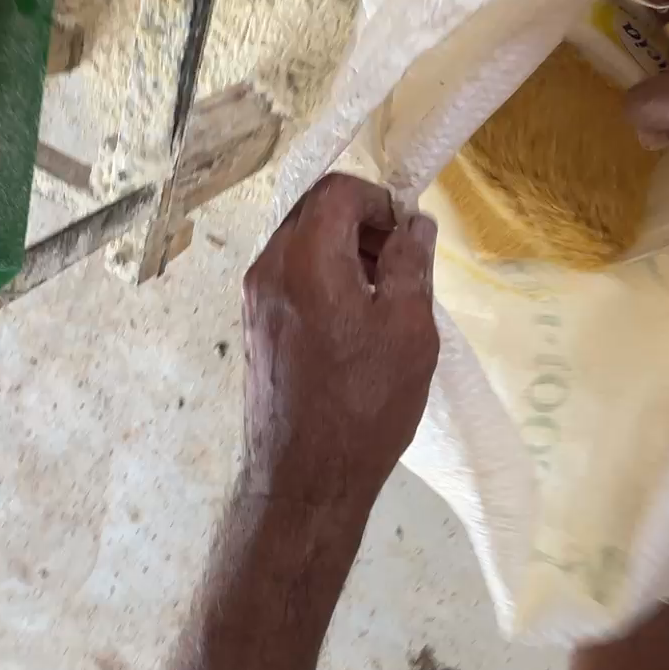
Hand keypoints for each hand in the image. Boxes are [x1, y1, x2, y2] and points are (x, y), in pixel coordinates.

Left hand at [241, 173, 439, 506]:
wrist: (305, 479)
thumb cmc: (365, 403)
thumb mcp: (408, 328)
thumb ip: (411, 262)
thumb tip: (415, 223)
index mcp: (304, 258)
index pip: (337, 190)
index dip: (378, 199)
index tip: (405, 235)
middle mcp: (268, 266)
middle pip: (314, 210)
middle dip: (360, 221)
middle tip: (397, 261)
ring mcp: (254, 295)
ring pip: (299, 239)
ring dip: (341, 247)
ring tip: (380, 291)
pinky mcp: (254, 321)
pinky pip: (288, 272)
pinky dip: (321, 272)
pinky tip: (351, 316)